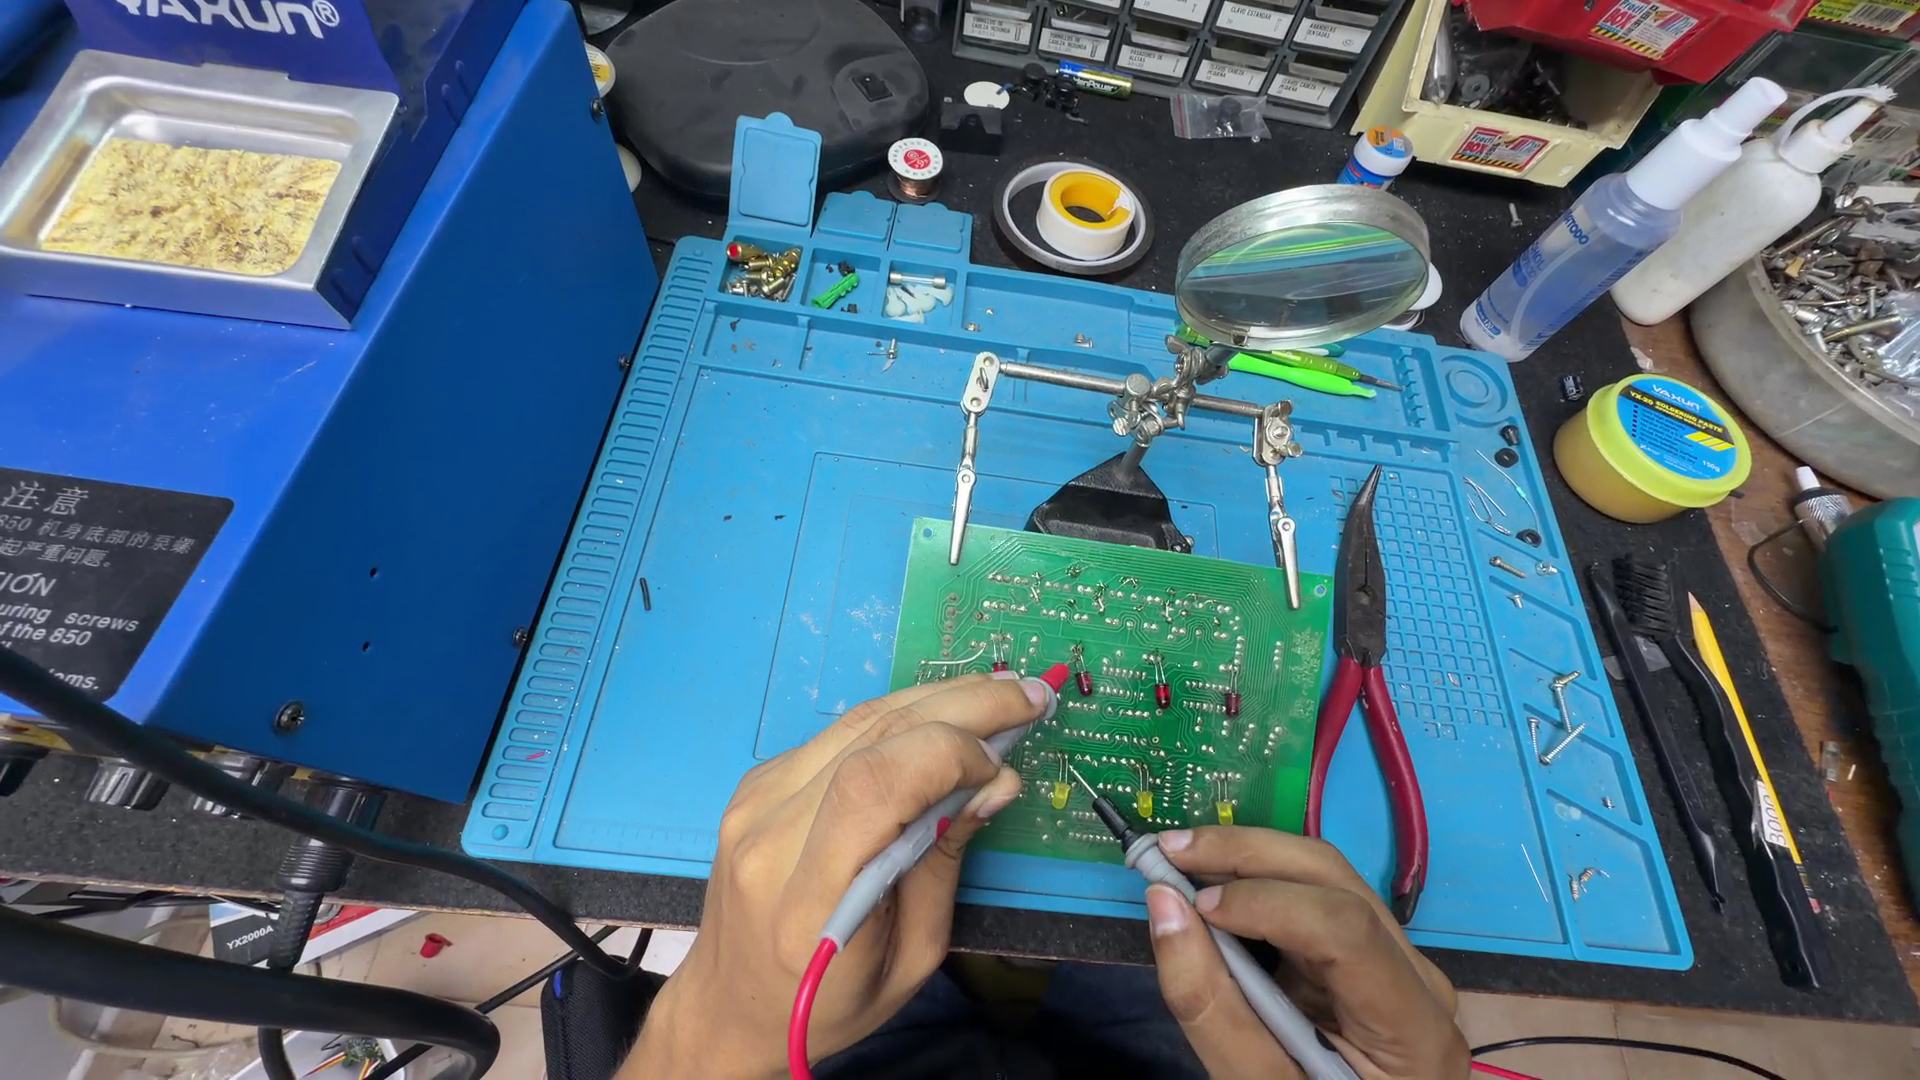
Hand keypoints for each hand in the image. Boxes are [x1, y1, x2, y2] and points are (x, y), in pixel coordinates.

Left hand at [624, 672, 1052, 1078]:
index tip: (1001, 765)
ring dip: (938, 696)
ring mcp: (758, 796)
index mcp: (807, 901)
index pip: (873, 787)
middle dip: (962, 704)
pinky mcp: (761, 777)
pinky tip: (945, 714)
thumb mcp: (913, 955)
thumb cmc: (831, 1001)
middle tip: (1027, 693)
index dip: (946, 755)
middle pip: (872, 735)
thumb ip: (948, 858)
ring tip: (998, 692)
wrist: (731, 1002)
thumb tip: (999, 778)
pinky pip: (843, 731)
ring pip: (861, 717)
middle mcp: (772, 832)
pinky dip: (903, 715)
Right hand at [1144, 826, 1467, 1079]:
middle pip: (1329, 876)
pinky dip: (1248, 876)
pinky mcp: (1355, 945)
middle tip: (1169, 850)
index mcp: (1409, 1025)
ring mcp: (1387, 952)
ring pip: (1316, 870)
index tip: (1194, 905)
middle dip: (1244, 853)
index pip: (1344, 928)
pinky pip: (1302, 890)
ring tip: (1177, 856)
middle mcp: (1411, 970)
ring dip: (1241, 855)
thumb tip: (1162, 900)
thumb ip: (1209, 1002)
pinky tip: (1207, 880)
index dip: (1265, 903)